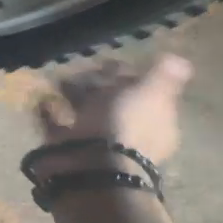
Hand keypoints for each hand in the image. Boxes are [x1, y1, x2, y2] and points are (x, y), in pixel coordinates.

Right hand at [33, 55, 192, 175]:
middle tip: (77, 70)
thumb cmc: (125, 125)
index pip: (143, 93)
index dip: (127, 77)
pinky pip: (55, 122)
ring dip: (69, 93)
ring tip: (54, 80)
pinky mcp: (67, 146)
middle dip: (94, 84)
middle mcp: (128, 133)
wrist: (90, 163)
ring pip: (83, 110)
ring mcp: (97, 141)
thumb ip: (161, 76)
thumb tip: (181, 59)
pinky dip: (48, 109)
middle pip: (111, 101)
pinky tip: (42, 98)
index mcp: (154, 123)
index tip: (108, 61)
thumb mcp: (150, 93)